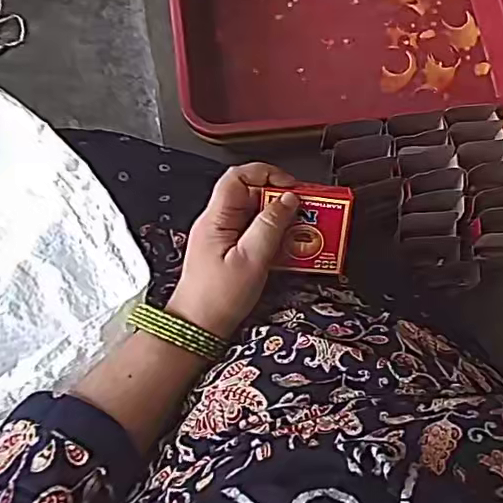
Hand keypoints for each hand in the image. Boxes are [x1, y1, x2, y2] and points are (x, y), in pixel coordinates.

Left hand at [168, 164, 302, 338]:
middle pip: (253, 194)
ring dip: (282, 220)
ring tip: (302, 231)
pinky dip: (276, 236)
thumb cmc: (215, 299)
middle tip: (304, 211)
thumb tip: (289, 200)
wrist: (197, 329)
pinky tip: (289, 248)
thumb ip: (271, 226)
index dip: (267, 174)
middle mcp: (218, 223)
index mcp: (216, 218)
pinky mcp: (232, 251)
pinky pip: (257, 233)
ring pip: (258, 214)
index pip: (239, 176)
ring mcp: (225, 237)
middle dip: (282, 199)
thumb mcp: (251, 260)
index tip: (292, 188)